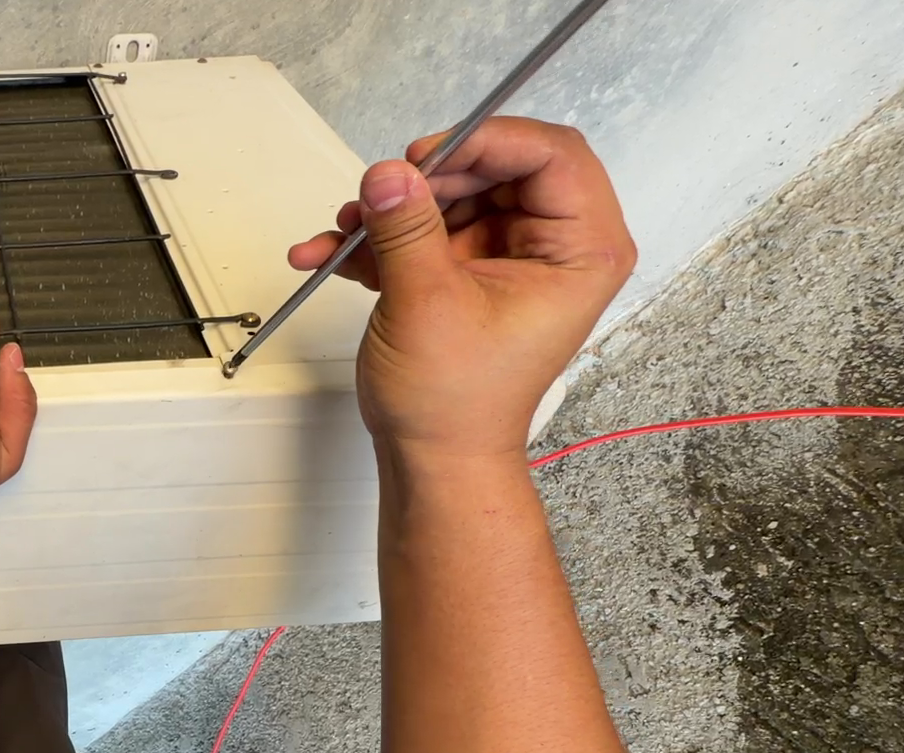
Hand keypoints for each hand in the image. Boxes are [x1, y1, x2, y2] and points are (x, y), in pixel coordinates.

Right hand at [290, 118, 636, 460]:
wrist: (430, 457)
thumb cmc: (454, 403)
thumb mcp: (426, 306)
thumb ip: (405, 233)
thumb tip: (385, 175)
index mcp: (577, 250)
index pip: (548, 158)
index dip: (485, 144)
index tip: (421, 157)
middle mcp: (544, 248)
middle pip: (490, 175)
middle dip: (424, 184)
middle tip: (376, 195)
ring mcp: (495, 263)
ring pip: (444, 205)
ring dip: (386, 216)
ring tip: (341, 231)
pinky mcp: (454, 280)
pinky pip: (415, 242)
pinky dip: (371, 247)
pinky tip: (325, 255)